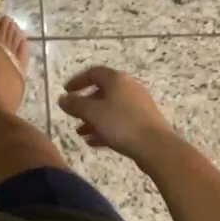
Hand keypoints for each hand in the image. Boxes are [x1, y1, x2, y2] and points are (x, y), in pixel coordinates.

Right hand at [57, 66, 179, 163]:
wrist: (158, 148)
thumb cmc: (122, 124)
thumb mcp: (93, 113)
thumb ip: (76, 105)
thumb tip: (61, 99)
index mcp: (117, 79)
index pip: (93, 73)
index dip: (78, 81)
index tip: (66, 92)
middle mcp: (129, 87)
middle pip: (102, 92)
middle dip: (86, 106)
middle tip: (74, 117)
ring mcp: (139, 105)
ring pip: (111, 109)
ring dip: (94, 120)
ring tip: (81, 134)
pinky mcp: (145, 122)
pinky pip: (121, 121)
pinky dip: (107, 128)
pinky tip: (95, 143)